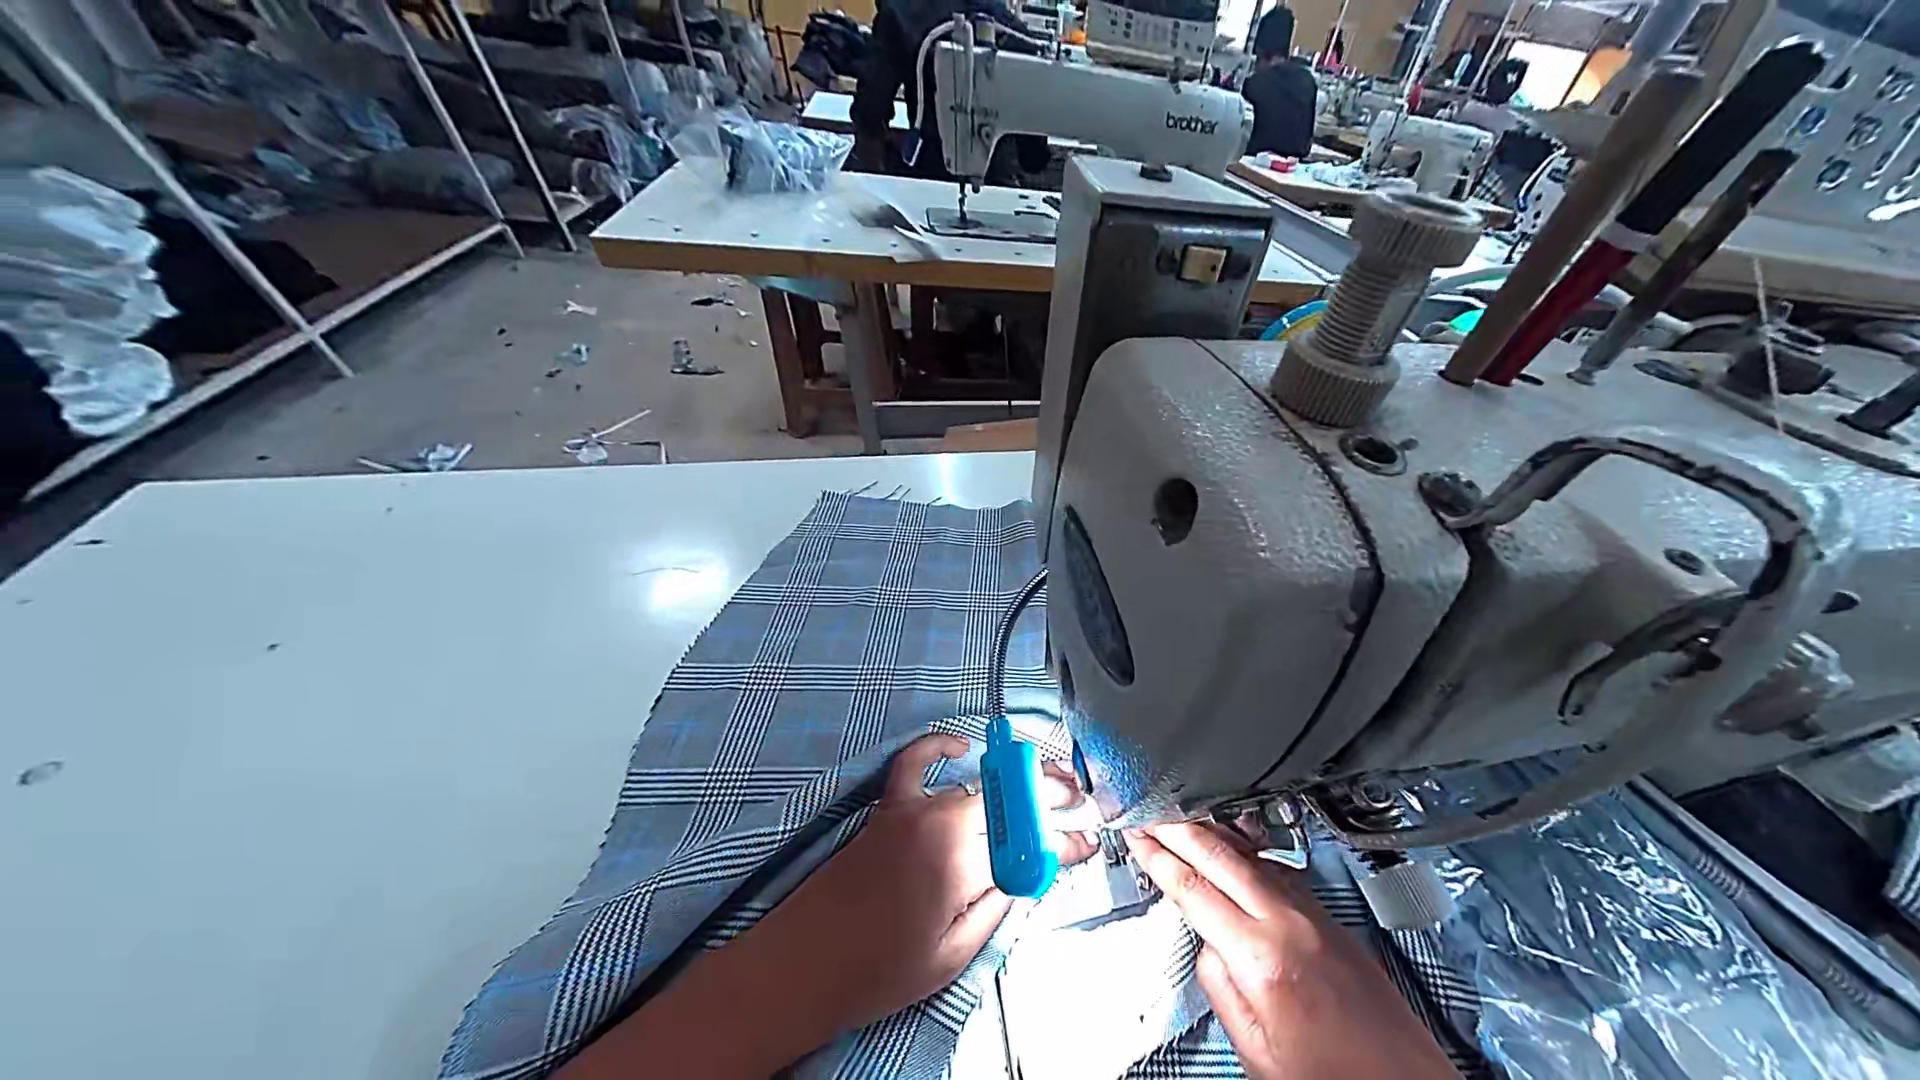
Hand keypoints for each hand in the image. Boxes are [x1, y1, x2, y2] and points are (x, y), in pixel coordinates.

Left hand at [563, 733, 1093, 1078]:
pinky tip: (961, 746)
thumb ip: (1002, 899)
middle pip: (1008, 798)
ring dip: (1013, 779)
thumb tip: (1039, 866)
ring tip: (1042, 781)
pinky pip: (915, 761)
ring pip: (975, 782)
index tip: (1086, 839)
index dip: (1065, 837)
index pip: (1029, 838)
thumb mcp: (958, 949)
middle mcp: (939, 821)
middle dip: (1050, 798)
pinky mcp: (887, 806)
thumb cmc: (884, 968)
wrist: (807, 961)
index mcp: (961, 860)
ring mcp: (910, 807)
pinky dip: (939, 746)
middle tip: (1076, 803)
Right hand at [1129, 823, 1458, 1079]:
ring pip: (1249, 854)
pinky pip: (1276, 869)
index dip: (1157, 857)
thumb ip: (1219, 983)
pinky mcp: (1332, 919)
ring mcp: (1315, 915)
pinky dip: (1243, 851)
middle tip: (1150, 816)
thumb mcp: (1256, 1047)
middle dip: (1177, 828)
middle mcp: (1289, 924)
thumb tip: (1206, 942)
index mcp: (1261, 958)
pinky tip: (1231, 851)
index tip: (1138, 838)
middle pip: (1219, 854)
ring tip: (1181, 822)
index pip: (1192, 888)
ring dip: (1209, 833)